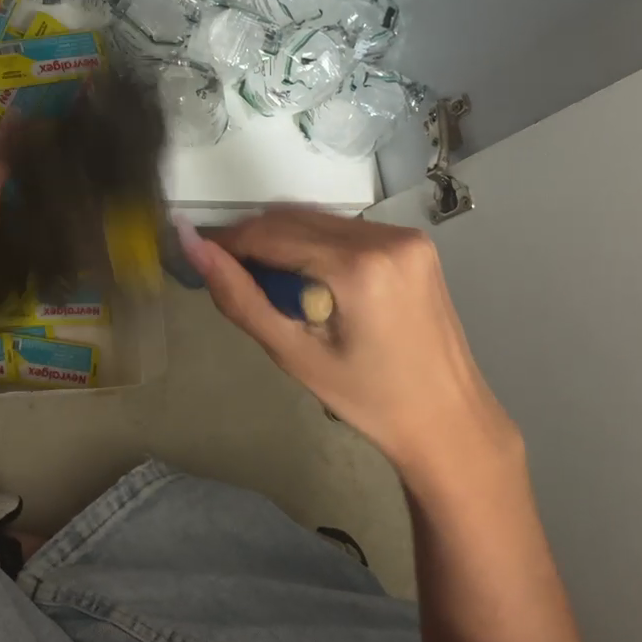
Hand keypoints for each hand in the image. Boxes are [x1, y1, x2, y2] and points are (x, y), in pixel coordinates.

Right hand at [178, 208, 518, 485]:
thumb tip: (192, 245)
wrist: (449, 421)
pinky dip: (315, 246)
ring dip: (284, 243)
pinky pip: (344, 230)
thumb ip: (239, 297)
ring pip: (317, 221)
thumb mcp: (294, 354)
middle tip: (231, 278)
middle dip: (255, 243)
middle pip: (294, 221)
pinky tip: (310, 282)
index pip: (271, 234)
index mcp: (359, 266)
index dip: (229, 242)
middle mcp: (386, 237)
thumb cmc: (368, 400)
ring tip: (271, 288)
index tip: (200, 257)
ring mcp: (405, 236)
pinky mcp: (414, 243)